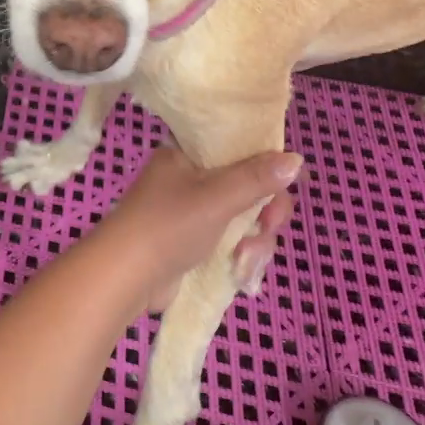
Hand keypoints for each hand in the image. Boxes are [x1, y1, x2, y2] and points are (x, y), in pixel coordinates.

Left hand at [101, 147, 302, 312]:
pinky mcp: (195, 241)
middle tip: (267, 228)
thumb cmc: (168, 225)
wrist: (128, 275)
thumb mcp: (215, 198)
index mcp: (185, 154)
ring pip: (244, 218)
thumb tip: (296, 158)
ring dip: (254, 241)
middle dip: (264, 212)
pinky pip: (232, 240)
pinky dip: (241, 255)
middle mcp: (188, 177)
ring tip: (244, 259)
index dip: (263, 167)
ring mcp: (192, 211)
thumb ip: (255, 179)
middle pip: (246, 186)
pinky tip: (241, 272)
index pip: (235, 148)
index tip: (280, 189)